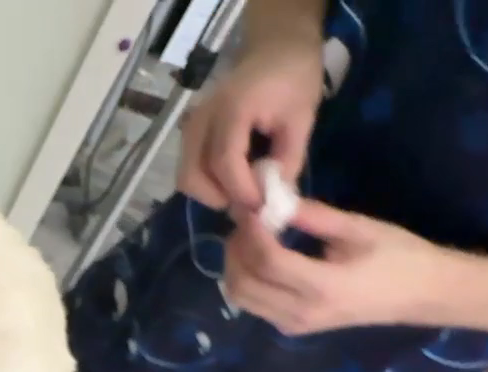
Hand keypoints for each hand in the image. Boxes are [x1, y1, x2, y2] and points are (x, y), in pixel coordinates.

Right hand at [178, 36, 323, 212]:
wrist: (274, 49)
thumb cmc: (293, 78)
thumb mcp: (302, 117)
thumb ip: (288, 158)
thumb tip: (275, 199)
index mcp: (232, 109)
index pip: (223, 160)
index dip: (239, 189)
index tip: (260, 206)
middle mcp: (201, 120)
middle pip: (192, 175)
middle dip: (218, 196)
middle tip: (246, 203)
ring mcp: (189, 128)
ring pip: (186, 177)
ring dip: (210, 193)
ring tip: (239, 192)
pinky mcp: (188, 135)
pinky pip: (189, 169)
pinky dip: (206, 183)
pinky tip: (231, 180)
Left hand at [224, 199, 467, 334]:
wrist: (423, 295)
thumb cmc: (400, 256)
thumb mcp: (361, 230)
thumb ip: (315, 218)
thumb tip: (275, 200)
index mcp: (324, 286)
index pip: (268, 262)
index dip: (251, 234)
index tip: (247, 210)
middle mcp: (300, 312)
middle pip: (244, 283)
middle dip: (235, 251)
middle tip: (242, 224)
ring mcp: (292, 324)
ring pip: (240, 298)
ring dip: (234, 267)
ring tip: (245, 239)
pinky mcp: (289, 328)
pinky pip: (252, 305)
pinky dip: (244, 281)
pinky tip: (254, 259)